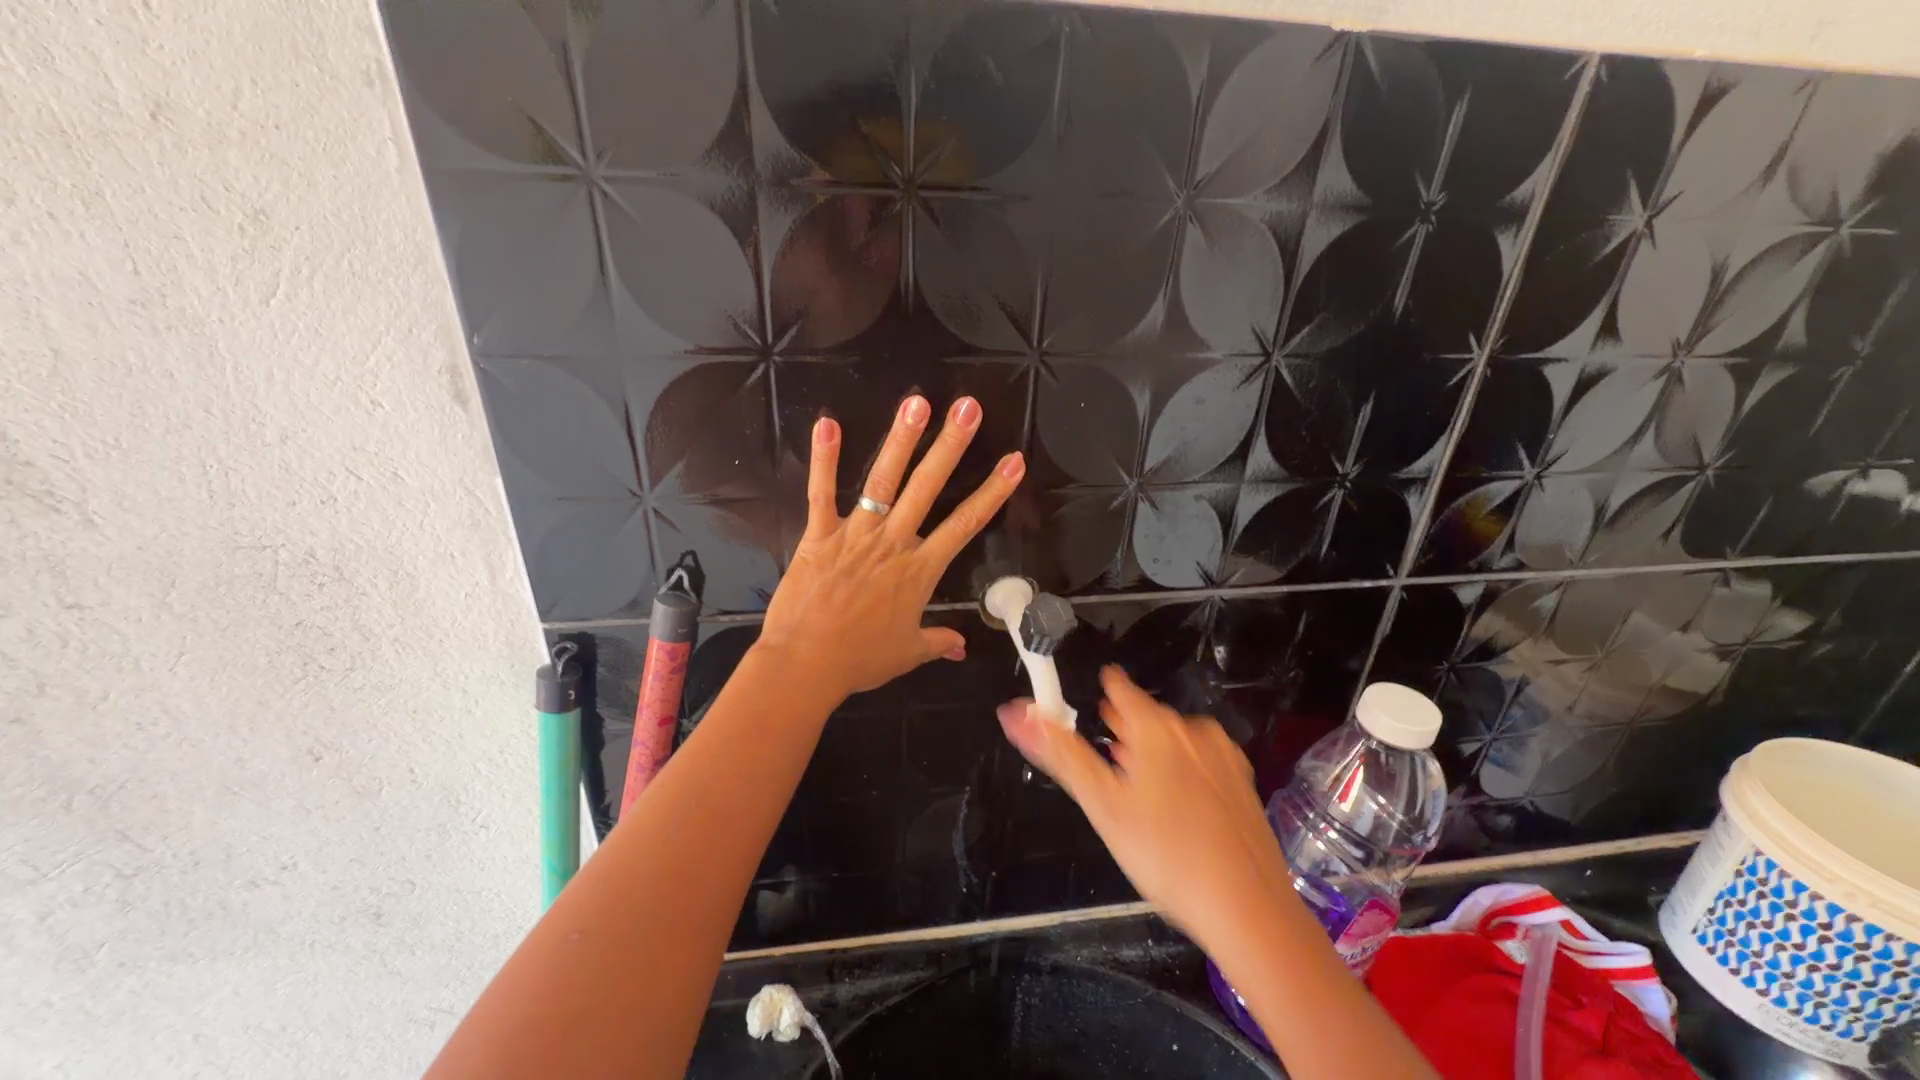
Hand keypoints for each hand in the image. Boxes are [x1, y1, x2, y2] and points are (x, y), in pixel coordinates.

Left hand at [758, 395, 1024, 701]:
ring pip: (882, 480)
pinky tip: (827, 424)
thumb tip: (961, 647)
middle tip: (968, 407)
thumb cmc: (860, 660)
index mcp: (920, 570)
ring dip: (900, 439)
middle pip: (928, 487)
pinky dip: (824, 459)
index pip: (965, 524)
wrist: (806, 665)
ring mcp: (855, 535)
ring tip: (916, 403)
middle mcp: (893, 543)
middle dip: (951, 444)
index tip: (1013, 461)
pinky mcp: (818, 535)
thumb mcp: (907, 653)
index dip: (993, 491)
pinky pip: (821, 493)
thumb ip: (937, 642)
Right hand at [998, 667, 1295, 946]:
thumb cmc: (1164, 854)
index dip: (1100, 694)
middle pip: (1148, 715)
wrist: (1247, 907)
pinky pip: (1200, 763)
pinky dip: (1181, 771)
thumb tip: (1013, 711)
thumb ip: (1059, 753)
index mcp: (1156, 726)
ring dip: (1151, 751)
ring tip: (1134, 783)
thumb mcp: (1102, 805)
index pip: (1120, 687)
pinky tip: (1173, 807)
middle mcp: (1193, 730)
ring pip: (1175, 740)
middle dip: (1123, 729)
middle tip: (1106, 753)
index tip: (1089, 704)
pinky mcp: (1243, 784)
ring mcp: (1224, 756)